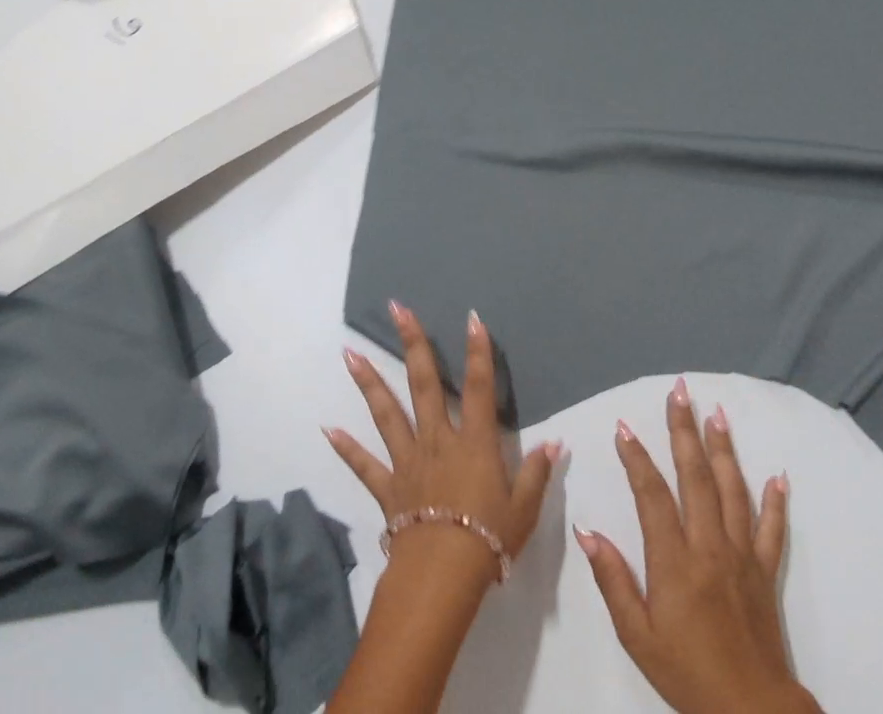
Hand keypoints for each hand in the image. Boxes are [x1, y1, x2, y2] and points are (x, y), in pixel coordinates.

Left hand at [326, 300, 560, 579]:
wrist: (443, 571)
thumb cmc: (489, 538)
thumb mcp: (525, 507)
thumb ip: (537, 472)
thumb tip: (555, 444)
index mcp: (474, 443)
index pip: (478, 388)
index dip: (478, 353)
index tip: (471, 318)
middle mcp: (437, 441)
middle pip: (424, 384)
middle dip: (413, 344)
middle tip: (397, 310)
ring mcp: (407, 461)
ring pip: (386, 414)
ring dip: (368, 383)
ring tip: (348, 354)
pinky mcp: (387, 487)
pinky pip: (363, 464)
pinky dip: (346, 448)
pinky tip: (327, 430)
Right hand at [576, 380, 820, 713]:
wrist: (752, 708)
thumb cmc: (685, 672)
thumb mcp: (636, 634)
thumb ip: (613, 579)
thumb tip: (587, 532)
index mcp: (674, 561)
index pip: (652, 495)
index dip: (636, 458)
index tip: (623, 427)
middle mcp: (710, 546)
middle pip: (696, 477)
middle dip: (684, 431)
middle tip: (679, 393)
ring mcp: (742, 556)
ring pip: (733, 490)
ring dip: (723, 449)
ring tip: (717, 413)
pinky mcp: (765, 571)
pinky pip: (772, 528)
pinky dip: (775, 500)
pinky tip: (777, 474)